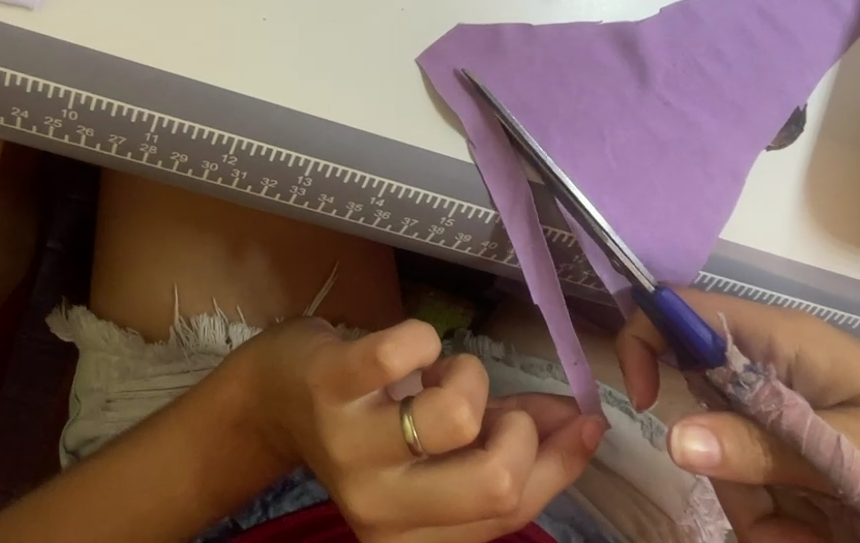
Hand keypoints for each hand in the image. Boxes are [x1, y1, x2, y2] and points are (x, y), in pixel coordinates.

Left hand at [224, 317, 605, 542]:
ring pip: (457, 414)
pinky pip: (402, 352)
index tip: (583, 419)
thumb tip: (583, 423)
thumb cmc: (372, 421)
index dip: (559, 462)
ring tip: (436, 374)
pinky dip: (423, 337)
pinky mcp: (333, 384)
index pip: (511, 511)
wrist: (277, 394)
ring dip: (466, 373)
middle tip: (487, 401)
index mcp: (415, 534)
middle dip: (518, 427)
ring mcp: (354, 446)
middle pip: (494, 481)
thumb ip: (508, 442)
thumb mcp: (438, 449)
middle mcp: (382, 507)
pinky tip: (409, 348)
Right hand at [615, 290, 859, 542]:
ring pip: (734, 461)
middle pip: (704, 405)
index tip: (645, 405)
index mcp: (789, 343)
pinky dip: (787, 530)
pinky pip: (773, 496)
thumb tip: (670, 436)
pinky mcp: (827, 469)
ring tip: (818, 542)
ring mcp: (806, 425)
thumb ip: (766, 447)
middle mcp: (786, 375)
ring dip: (760, 511)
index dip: (649, 342)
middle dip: (724, 469)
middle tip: (774, 518)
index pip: (684, 312)